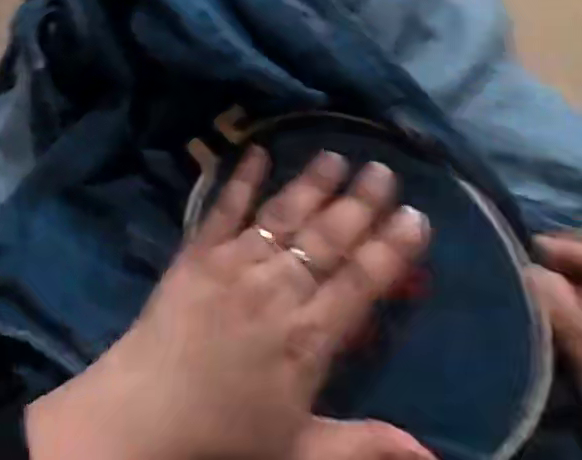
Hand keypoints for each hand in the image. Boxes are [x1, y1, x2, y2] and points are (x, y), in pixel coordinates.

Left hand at [25, 147, 432, 459]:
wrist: (147, 411)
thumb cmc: (227, 433)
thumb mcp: (302, 451)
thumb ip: (365, 445)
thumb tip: (434, 455)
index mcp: (308, 338)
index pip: (360, 283)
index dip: (390, 249)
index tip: (416, 216)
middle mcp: (275, 290)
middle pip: (326, 239)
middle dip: (359, 203)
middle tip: (384, 170)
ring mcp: (234, 264)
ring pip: (281, 215)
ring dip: (311, 184)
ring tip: (336, 155)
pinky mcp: (198, 251)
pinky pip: (224, 208)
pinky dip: (241, 178)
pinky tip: (257, 151)